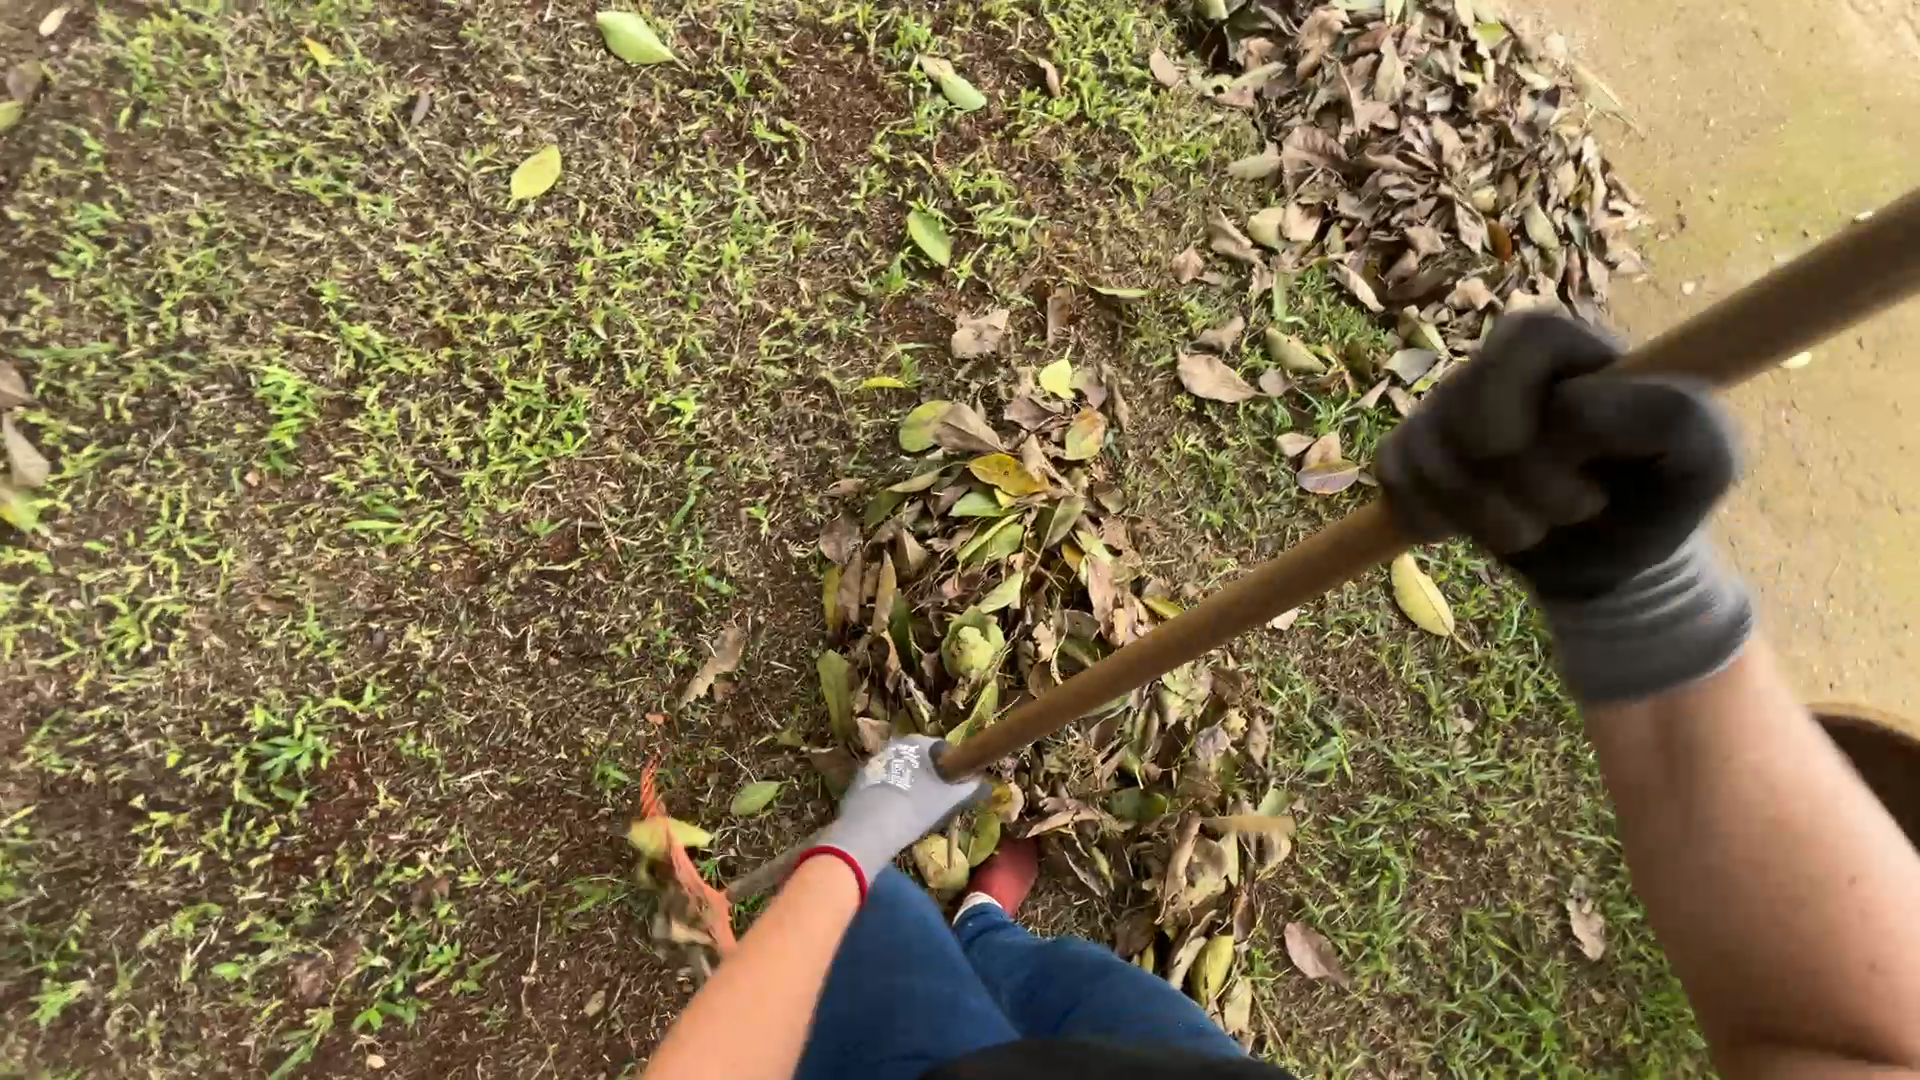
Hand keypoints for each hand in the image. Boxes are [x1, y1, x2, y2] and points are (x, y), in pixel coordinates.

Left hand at [810, 736, 982, 895]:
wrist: (868, 830)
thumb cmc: (916, 807)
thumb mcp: (950, 798)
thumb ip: (970, 786)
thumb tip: (982, 781)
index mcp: (918, 741)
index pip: (943, 749)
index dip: (952, 768)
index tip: (954, 787)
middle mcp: (896, 744)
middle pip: (920, 759)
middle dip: (929, 776)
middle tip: (936, 801)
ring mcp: (875, 761)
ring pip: (901, 771)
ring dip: (909, 785)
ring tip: (914, 811)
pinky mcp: (859, 780)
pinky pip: (884, 784)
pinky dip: (891, 794)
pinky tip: (893, 815)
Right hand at [1377, 312, 1752, 701]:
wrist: (1602, 556)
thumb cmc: (1653, 499)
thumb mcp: (1704, 460)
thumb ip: (1670, 416)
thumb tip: (1569, 405)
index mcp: (1569, 349)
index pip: (1527, 335)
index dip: (1532, 407)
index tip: (1573, 473)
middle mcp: (1494, 370)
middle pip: (1460, 398)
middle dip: (1505, 474)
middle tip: (1566, 511)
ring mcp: (1441, 412)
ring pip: (1421, 447)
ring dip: (1474, 510)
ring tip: (1527, 533)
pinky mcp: (1405, 453)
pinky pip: (1392, 475)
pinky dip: (1429, 515)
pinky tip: (1469, 529)